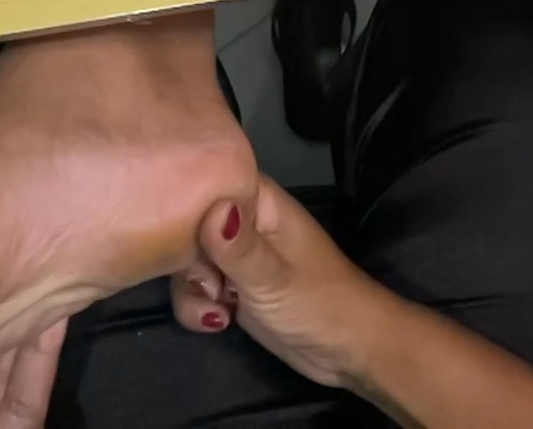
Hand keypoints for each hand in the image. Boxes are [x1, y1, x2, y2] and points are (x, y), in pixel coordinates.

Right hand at [169, 175, 394, 387]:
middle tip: (212, 284)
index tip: (184, 237)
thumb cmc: (320, 302)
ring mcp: (236, 255)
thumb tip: (209, 211)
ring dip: (194, 288)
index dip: (188, 205)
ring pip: (188, 260)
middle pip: (190, 224)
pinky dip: (199, 307)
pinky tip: (219, 321)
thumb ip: (239, 248)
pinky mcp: (231, 287)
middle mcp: (243, 221)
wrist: (347, 352)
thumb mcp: (275, 277)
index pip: (209, 180)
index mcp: (259, 201)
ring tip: (219, 305)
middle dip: (189, 259)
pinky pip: (195, 288)